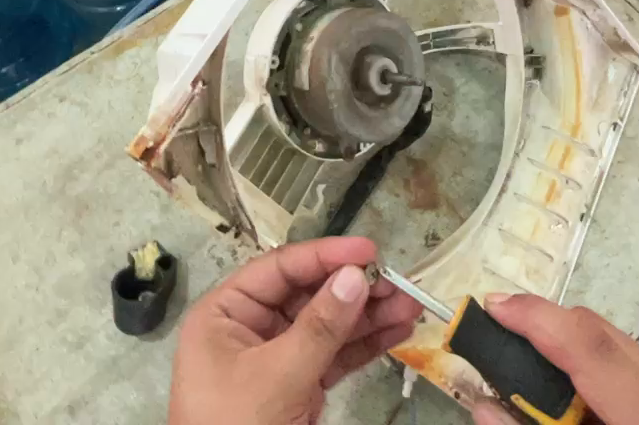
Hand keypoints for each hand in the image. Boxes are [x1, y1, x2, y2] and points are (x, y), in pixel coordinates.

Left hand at [168, 236, 424, 424]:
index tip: (370, 251)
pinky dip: (364, 346)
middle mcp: (250, 327)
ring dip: (369, 316)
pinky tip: (397, 332)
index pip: (281, 268)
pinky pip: (333, 356)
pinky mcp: (297, 387)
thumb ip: (319, 326)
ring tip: (411, 305)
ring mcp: (276, 358)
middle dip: (355, 289)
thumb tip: (356, 276)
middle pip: (309, 294)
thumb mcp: (276, 376)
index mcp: (227, 312)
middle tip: (399, 283)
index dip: (326, 255)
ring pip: (328, 325)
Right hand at [469, 294, 638, 424]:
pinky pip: (633, 364)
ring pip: (616, 344)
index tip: (492, 305)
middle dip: (544, 327)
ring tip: (531, 367)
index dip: (540, 320)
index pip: (593, 350)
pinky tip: (577, 397)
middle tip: (497, 334)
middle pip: (601, 335)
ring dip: (568, 348)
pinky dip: (595, 369)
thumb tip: (484, 408)